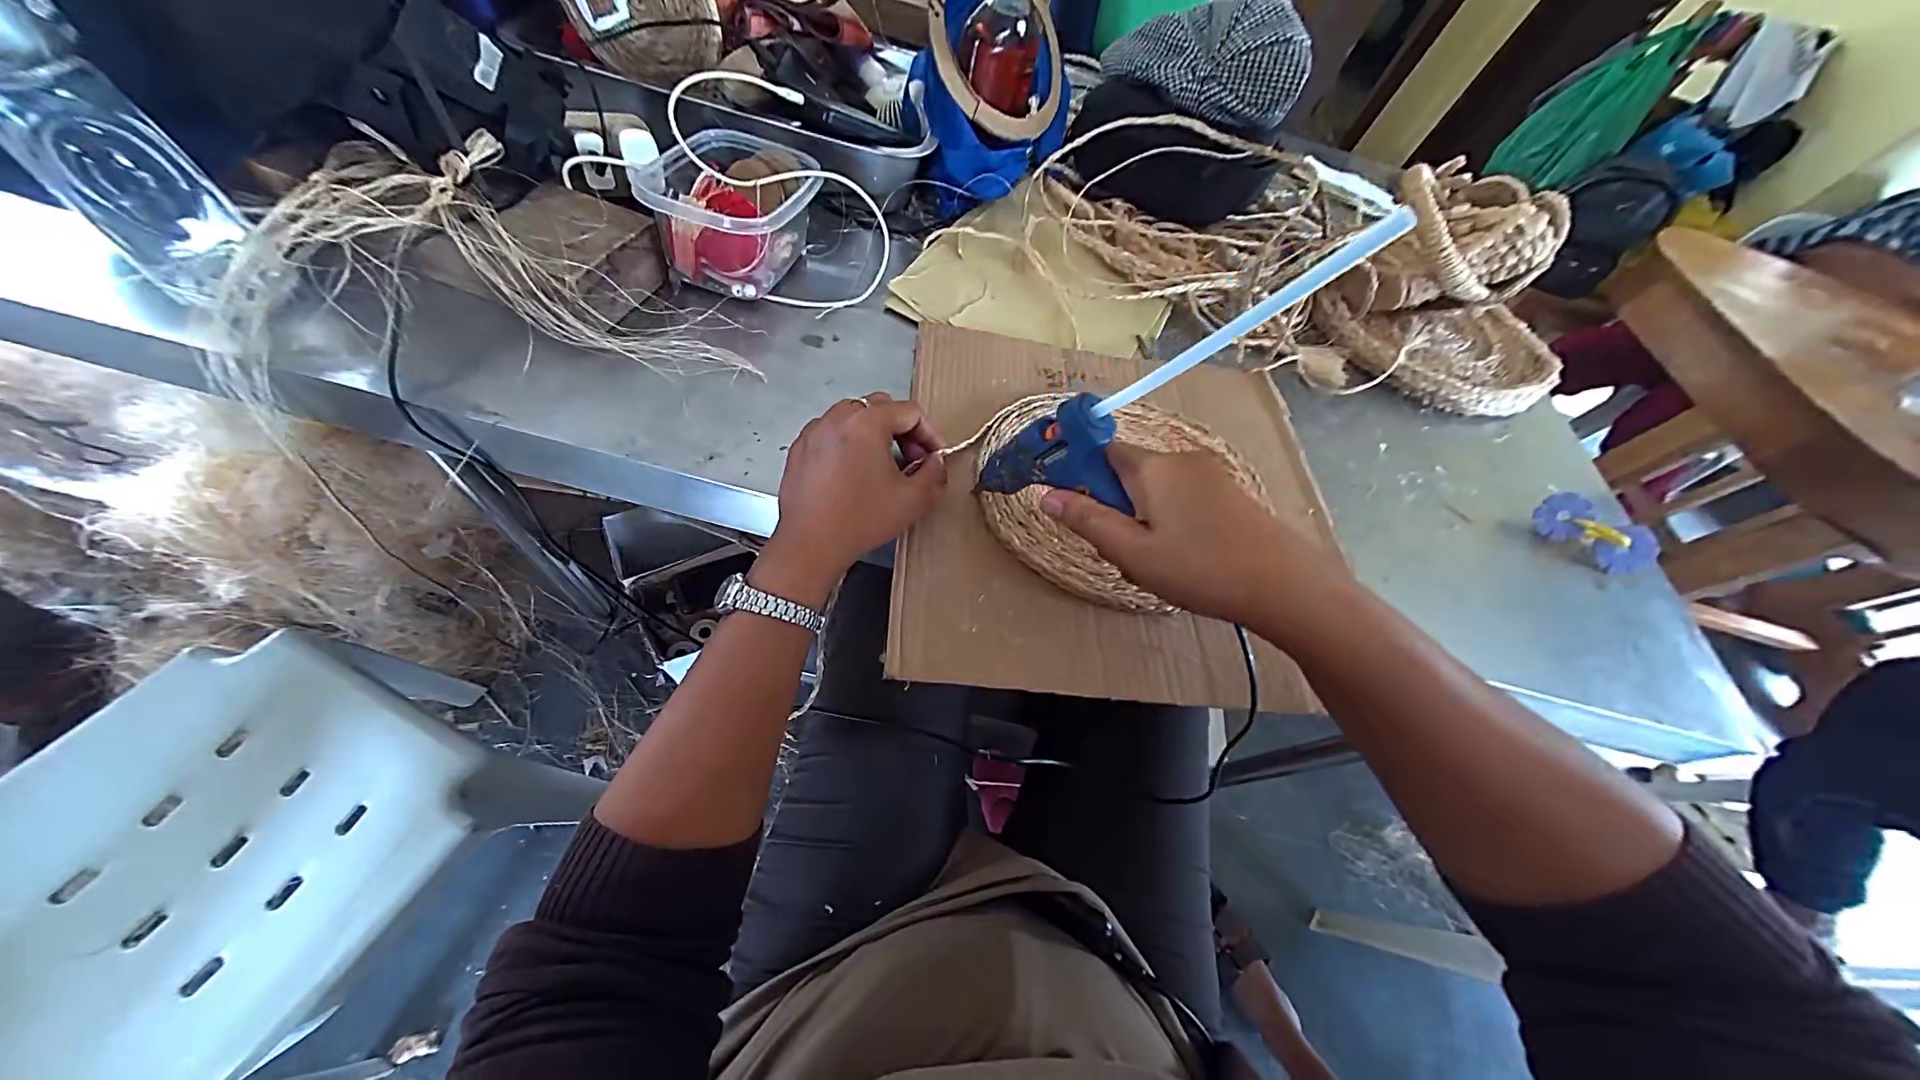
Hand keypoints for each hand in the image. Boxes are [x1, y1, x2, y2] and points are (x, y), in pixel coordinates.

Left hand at [759, 392, 946, 602]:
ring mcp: (814, 432)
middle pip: (881, 407)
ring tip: (884, 466)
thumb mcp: (913, 500)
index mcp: (867, 422)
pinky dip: (848, 445)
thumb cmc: (857, 521)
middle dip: (902, 431)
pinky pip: (831, 434)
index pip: (909, 412)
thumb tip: (935, 462)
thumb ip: (934, 473)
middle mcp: (837, 419)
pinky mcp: (800, 450)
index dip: (929, 434)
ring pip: (854, 418)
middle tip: (913, 459)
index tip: (933, 455)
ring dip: (875, 435)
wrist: (811, 544)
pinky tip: (855, 474)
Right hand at [1039, 443, 1350, 636]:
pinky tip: (1182, 557)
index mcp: (1153, 467)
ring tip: (1155, 562)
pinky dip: (1167, 522)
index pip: (1100, 450)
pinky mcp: (1228, 493)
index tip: (1073, 506)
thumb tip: (1045, 493)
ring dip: (1140, 519)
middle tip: (1122, 551)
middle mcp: (1180, 460)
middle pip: (1126, 473)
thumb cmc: (1201, 570)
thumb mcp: (1132, 551)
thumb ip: (1086, 519)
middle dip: (1113, 507)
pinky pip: (1179, 498)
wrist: (1284, 586)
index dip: (1078, 471)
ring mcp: (1209, 474)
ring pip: (1153, 490)